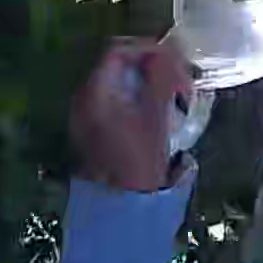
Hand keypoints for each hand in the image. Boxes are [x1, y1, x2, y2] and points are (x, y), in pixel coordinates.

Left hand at [69, 38, 194, 191]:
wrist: (120, 215)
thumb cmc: (138, 165)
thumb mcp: (156, 117)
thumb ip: (162, 77)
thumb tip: (171, 47)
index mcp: (95, 91)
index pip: (118, 50)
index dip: (148, 49)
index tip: (174, 61)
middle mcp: (84, 98)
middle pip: (119, 65)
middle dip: (152, 66)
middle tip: (179, 81)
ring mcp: (86, 115)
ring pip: (120, 83)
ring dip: (149, 83)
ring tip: (175, 97)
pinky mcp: (94, 131)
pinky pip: (117, 101)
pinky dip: (139, 99)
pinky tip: (159, 113)